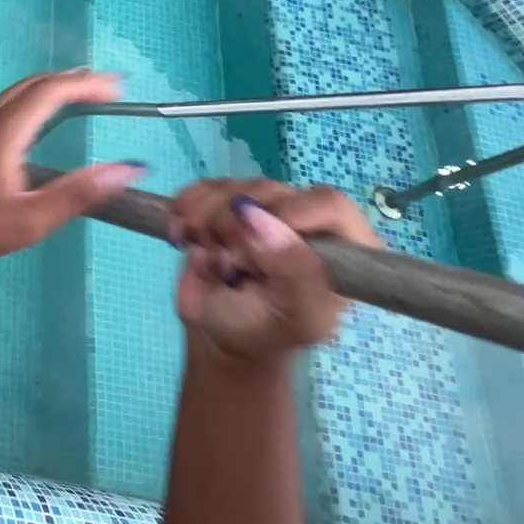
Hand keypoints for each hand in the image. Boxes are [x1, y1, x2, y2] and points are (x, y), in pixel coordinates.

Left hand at [0, 70, 145, 269]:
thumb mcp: (30, 220)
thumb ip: (78, 194)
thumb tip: (127, 170)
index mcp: (2, 133)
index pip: (49, 92)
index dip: (86, 84)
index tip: (118, 89)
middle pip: (31, 85)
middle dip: (71, 81)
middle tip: (106, 88)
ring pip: (14, 94)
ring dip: (49, 90)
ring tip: (82, 97)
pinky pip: (3, 107)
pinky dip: (30, 103)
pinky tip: (41, 122)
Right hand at [168, 179, 381, 364]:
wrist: (218, 334)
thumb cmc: (265, 332)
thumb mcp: (295, 319)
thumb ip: (295, 274)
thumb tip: (260, 221)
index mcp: (341, 247)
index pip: (328, 205)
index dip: (287, 213)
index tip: (251, 245)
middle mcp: (304, 220)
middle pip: (267, 192)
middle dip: (232, 225)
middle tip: (228, 263)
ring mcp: (260, 211)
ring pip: (229, 189)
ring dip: (204, 221)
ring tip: (207, 255)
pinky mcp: (222, 206)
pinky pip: (201, 189)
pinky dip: (184, 208)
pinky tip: (182, 234)